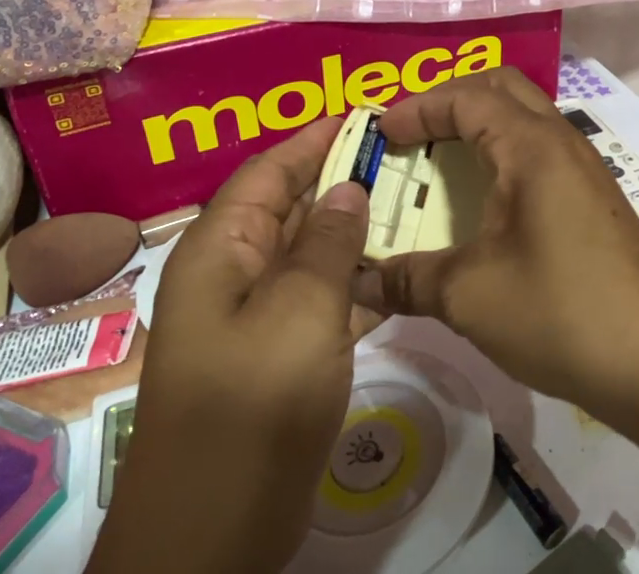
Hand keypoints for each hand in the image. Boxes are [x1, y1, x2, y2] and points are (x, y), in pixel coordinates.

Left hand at [87, 117, 368, 573]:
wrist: (217, 523)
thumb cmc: (252, 401)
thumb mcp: (298, 310)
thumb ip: (327, 243)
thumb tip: (349, 187)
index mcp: (221, 249)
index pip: (269, 172)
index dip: (315, 140)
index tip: (369, 115)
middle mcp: (236, 274)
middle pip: (292, 209)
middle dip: (344, 181)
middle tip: (411, 157)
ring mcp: (261, 319)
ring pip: (315, 256)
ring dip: (360, 232)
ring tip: (421, 204)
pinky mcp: (286, 357)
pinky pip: (326, 302)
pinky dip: (362, 284)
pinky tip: (408, 272)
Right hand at [355, 68, 638, 406]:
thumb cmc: (561, 314)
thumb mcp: (469, 296)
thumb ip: (407, 279)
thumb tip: (359, 282)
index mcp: (534, 147)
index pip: (468, 97)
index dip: (418, 108)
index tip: (378, 136)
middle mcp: (565, 145)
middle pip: (504, 90)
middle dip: (451, 102)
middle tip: (411, 137)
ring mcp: (588, 174)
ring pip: (527, 123)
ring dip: (481, 131)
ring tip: (439, 168)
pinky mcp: (598, 205)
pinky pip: (543, 158)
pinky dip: (504, 161)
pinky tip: (484, 209)